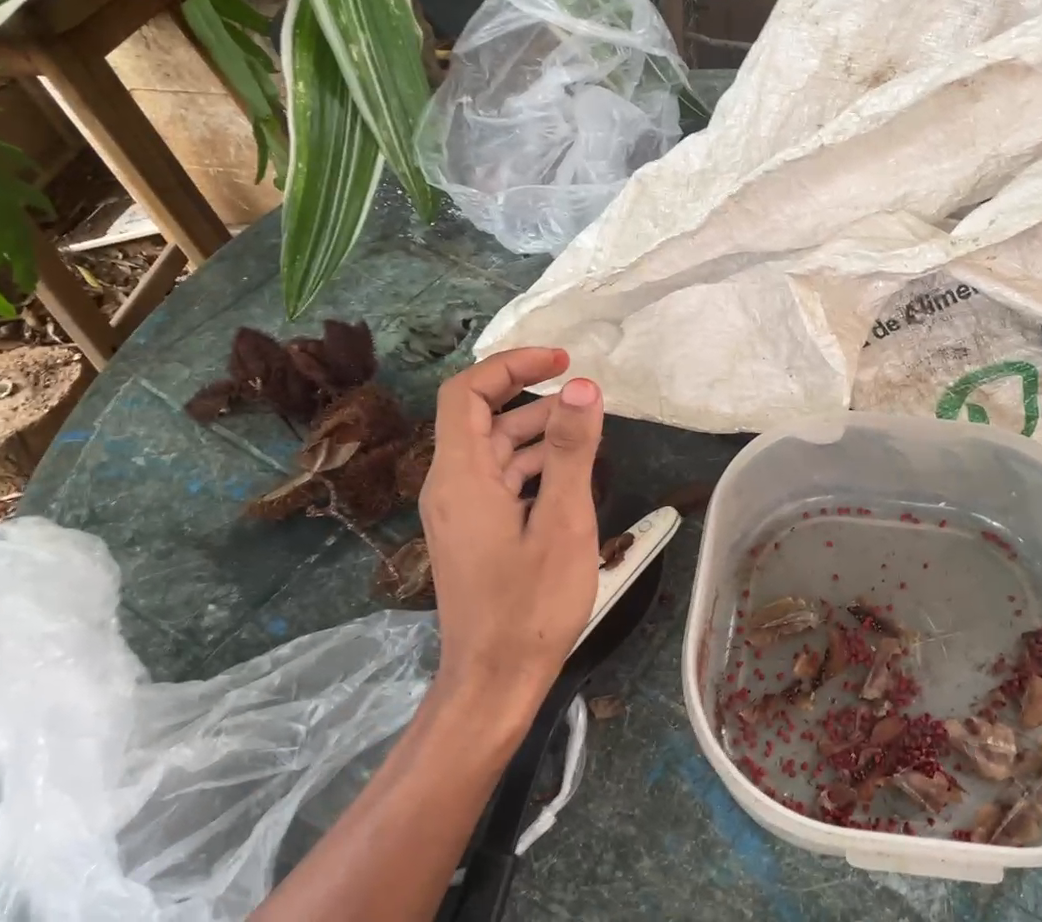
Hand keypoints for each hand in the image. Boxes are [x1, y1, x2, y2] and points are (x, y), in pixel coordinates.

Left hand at [420, 347, 603, 700]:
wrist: (495, 681)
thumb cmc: (530, 604)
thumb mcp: (562, 522)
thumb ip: (572, 451)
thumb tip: (583, 386)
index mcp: (461, 476)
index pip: (466, 393)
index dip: (511, 365)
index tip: (562, 360)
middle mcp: (451, 487)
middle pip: (483, 420)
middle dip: (534, 399)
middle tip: (589, 401)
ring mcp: (460, 513)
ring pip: (496, 453)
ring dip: (539, 435)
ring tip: (591, 436)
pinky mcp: (474, 535)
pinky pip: (501, 483)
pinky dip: (534, 468)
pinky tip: (572, 478)